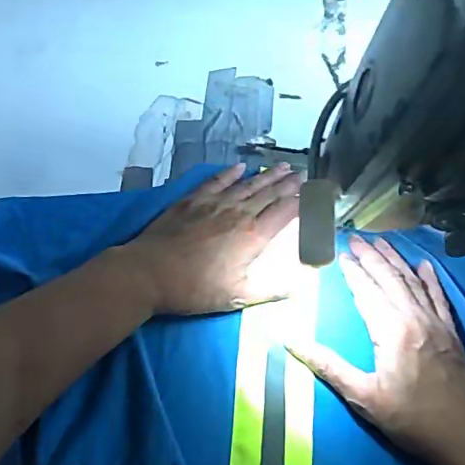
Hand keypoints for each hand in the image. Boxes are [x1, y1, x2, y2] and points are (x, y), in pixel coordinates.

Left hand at [114, 163, 303, 315]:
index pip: (286, 212)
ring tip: (282, 167)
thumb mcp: (236, 298)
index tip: (317, 192)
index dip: (304, 200)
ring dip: (266, 175)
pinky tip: (240, 168)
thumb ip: (270, 290)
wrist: (148, 273)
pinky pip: (216, 182)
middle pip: (269, 193)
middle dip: (289, 183)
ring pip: (247, 184)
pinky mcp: (191, 201)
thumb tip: (300, 286)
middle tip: (304, 174)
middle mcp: (237, 213)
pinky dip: (230, 173)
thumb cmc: (193, 290)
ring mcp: (213, 204)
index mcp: (252, 236)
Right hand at [288, 236, 464, 463]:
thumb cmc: (408, 418)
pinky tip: (424, 265)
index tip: (340, 253)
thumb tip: (290, 341)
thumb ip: (327, 365)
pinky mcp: (451, 333)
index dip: (354, 271)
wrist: (463, 435)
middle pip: (390, 279)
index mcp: (392, 331)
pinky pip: (438, 297)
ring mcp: (437, 324)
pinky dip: (430, 279)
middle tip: (356, 237)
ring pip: (413, 283)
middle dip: (372, 257)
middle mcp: (416, 319)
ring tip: (381, 242)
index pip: (367, 292)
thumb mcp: (361, 395)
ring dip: (396, 261)